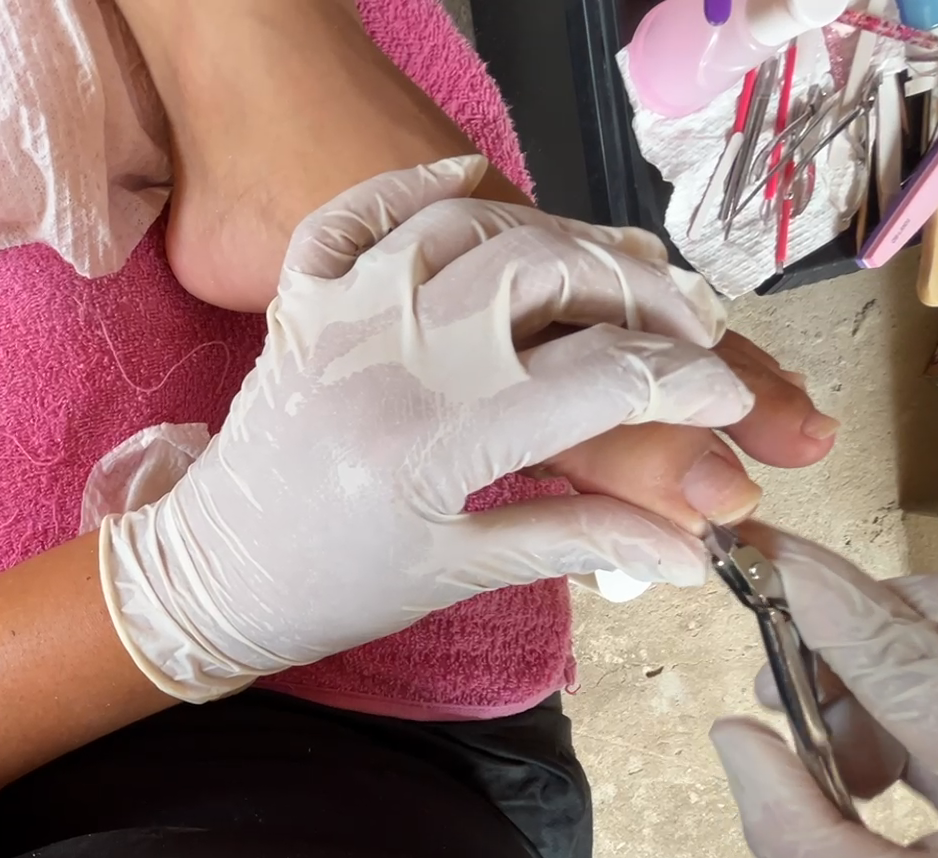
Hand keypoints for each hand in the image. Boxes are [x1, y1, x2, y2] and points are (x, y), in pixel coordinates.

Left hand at [275, 161, 837, 536]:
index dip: (688, 384)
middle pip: (542, 273)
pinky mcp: (293, 315)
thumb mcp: (451, 574)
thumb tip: (694, 550)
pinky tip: (467, 187)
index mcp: (431, 445)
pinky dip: (407, 192)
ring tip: (606, 275)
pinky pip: (347, 223)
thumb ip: (574, 540)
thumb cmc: (323, 591)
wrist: (212, 577)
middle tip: (682, 330)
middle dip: (639, 293)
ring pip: (461, 231)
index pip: (597, 381)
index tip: (725, 396)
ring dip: (549, 237)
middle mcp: (383, 363)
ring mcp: (331, 325)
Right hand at [711, 528, 937, 857]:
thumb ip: (793, 829)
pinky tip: (914, 756)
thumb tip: (733, 732)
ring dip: (888, 658)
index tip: (755, 552)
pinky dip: (934, 680)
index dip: (824, 599)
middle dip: (853, 624)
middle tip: (791, 695)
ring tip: (856, 753)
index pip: (909, 661)